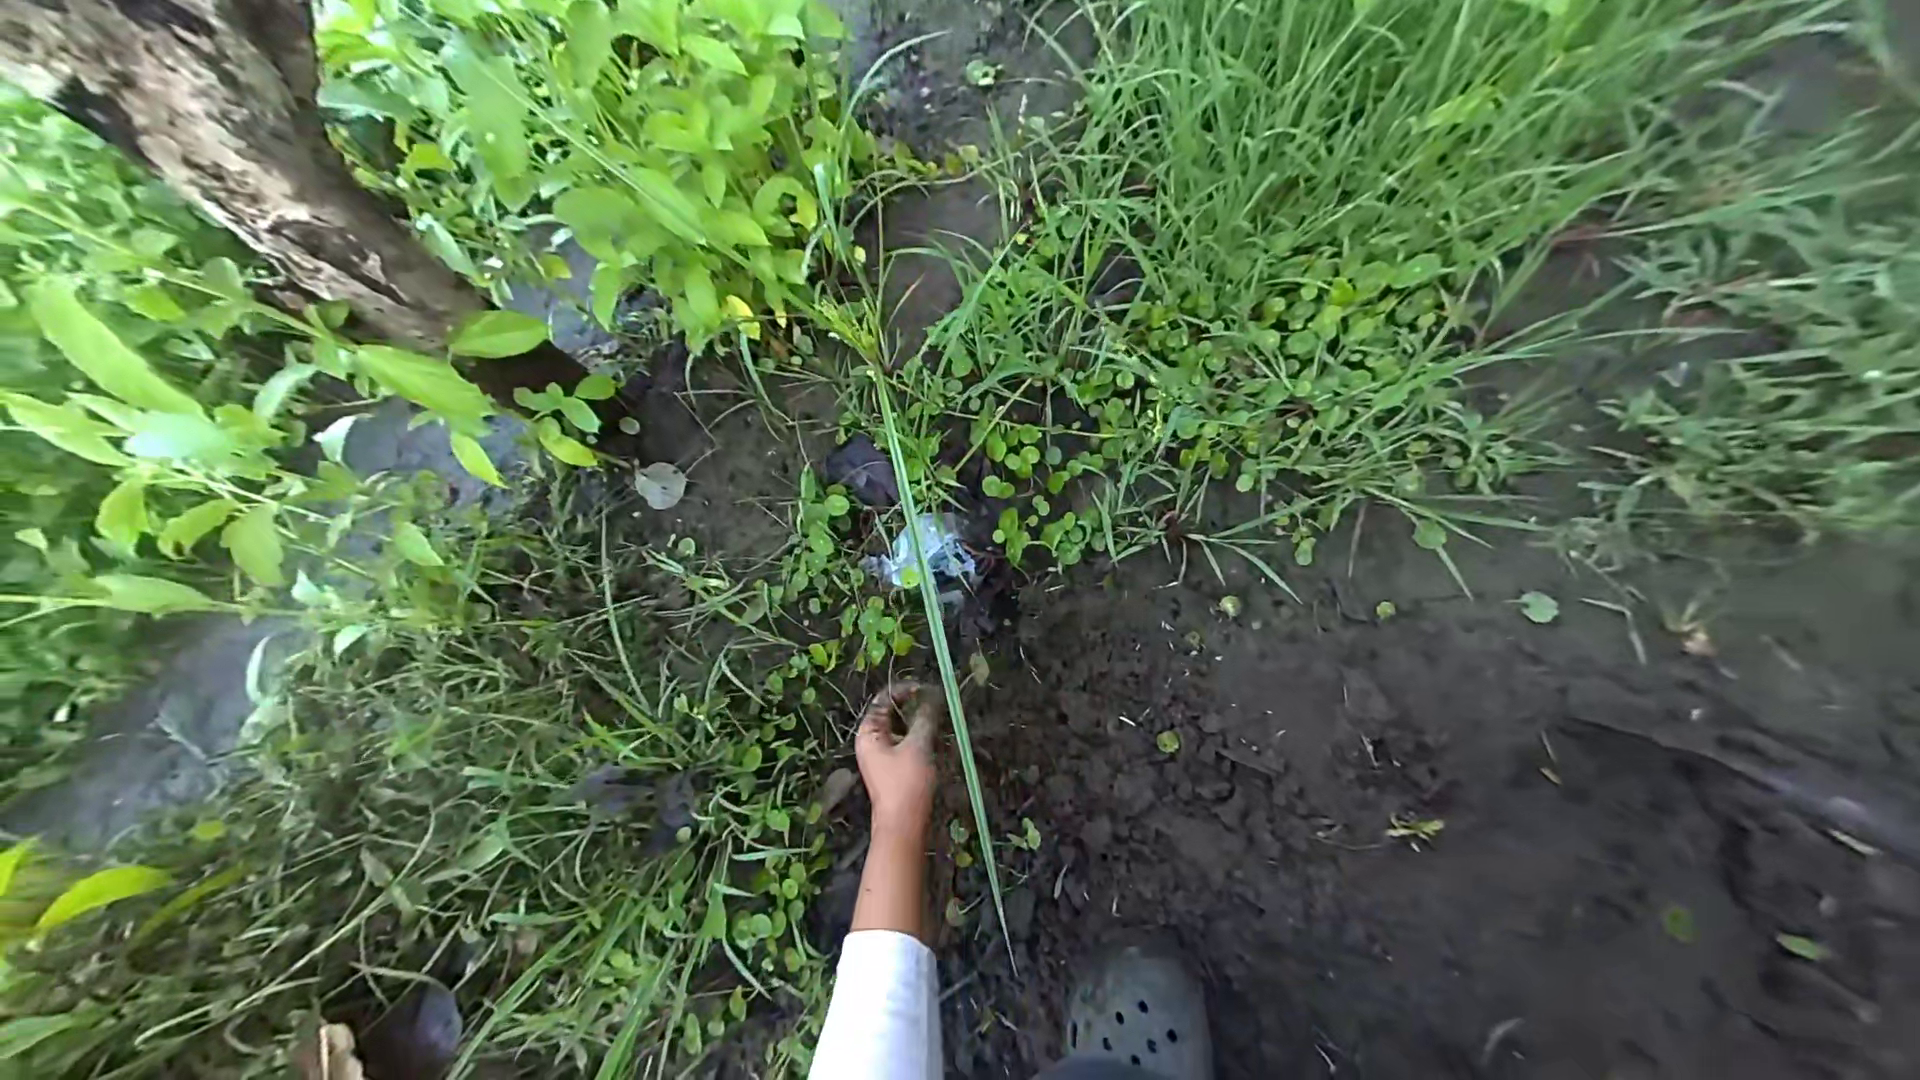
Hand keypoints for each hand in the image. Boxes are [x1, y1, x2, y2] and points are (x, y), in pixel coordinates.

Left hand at [855, 680, 940, 838]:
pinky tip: (936, 735)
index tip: (927, 689)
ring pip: (901, 727)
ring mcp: (882, 754)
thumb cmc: (906, 783)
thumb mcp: (918, 746)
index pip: (883, 699)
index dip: (904, 690)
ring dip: (919, 720)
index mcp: (868, 732)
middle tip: (936, 701)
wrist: (903, 826)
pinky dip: (919, 735)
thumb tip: (932, 696)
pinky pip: (906, 742)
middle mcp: (872, 740)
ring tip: (939, 716)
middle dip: (913, 705)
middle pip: (891, 712)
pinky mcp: (894, 766)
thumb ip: (925, 718)